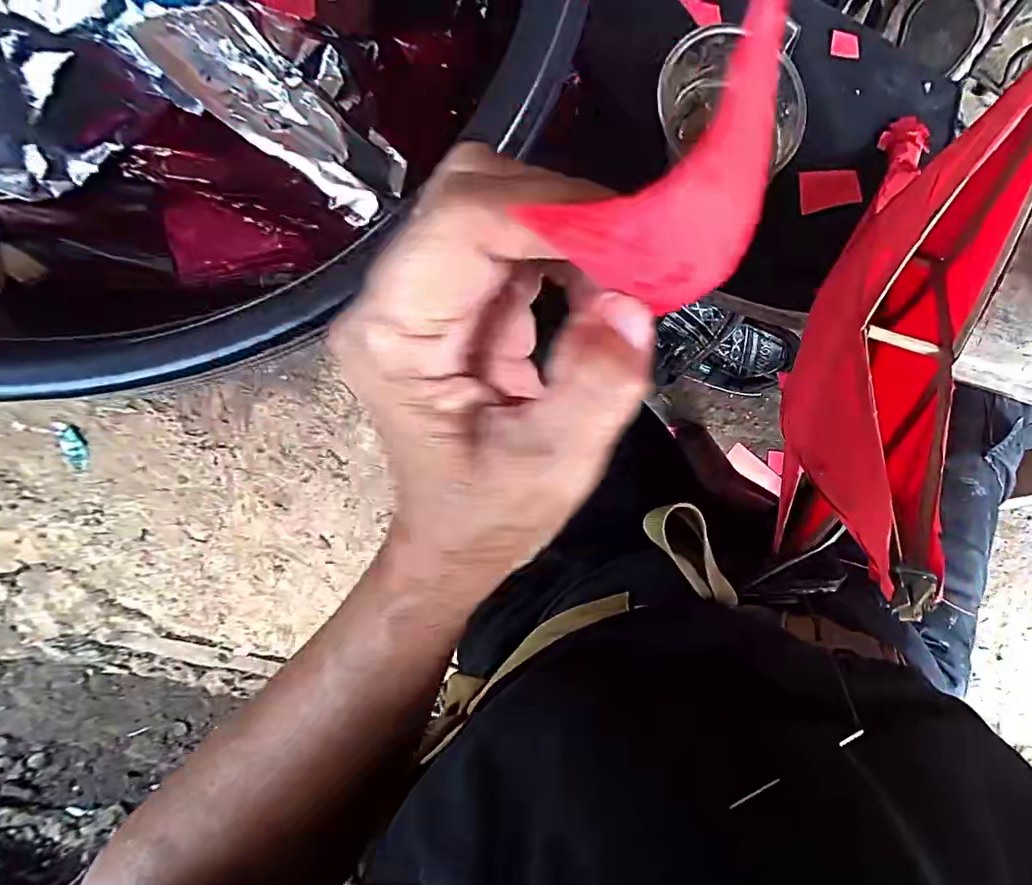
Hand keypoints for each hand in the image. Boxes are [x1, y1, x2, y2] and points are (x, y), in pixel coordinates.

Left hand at [333, 143, 654, 584]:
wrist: (461, 543)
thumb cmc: (492, 516)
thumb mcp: (552, 467)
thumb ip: (593, 389)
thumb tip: (632, 306)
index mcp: (398, 334)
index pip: (462, 223)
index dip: (550, 212)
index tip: (631, 236)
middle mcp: (398, 299)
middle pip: (470, 195)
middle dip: (561, 210)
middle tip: (634, 251)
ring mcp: (428, 299)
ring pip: (494, 210)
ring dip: (569, 230)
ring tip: (626, 272)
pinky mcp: (462, 308)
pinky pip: (515, 250)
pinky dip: (568, 255)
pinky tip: (601, 290)